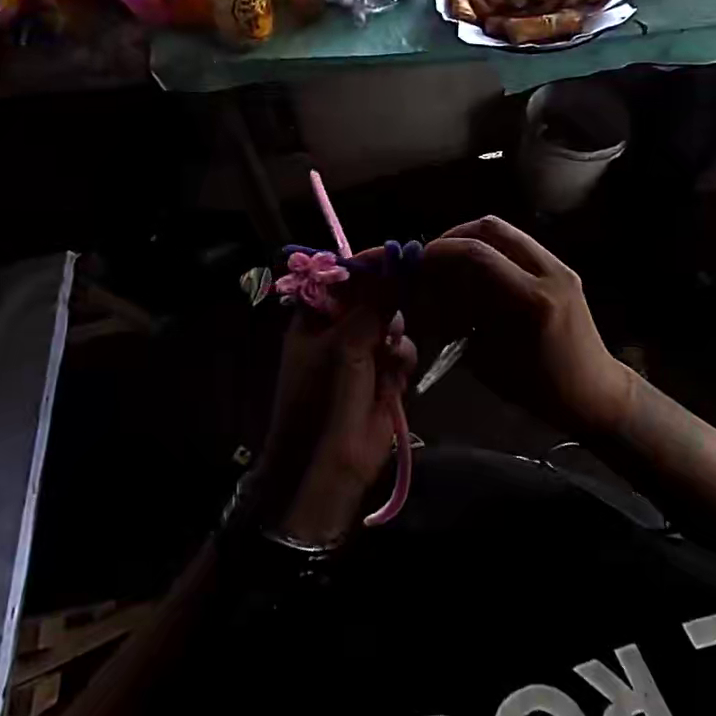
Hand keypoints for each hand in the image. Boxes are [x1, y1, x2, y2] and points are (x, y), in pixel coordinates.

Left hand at [252, 265, 415, 545]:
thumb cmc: (325, 397)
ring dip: (394, 337)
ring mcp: (361, 353)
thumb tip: (396, 265)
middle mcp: (337, 331)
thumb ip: (373, 305)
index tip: (395, 254)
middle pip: (372, 298)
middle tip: (398, 302)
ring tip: (386, 355)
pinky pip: (402, 351)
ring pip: (392, 324)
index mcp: (313, 318)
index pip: (341, 279)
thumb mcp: (346, 345)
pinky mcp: (384, 375)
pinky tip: (394, 378)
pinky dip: (401, 360)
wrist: (332, 462)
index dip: (366, 266)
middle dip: (386, 304)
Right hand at [415, 216, 638, 436]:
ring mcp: (560, 268)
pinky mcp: (562, 270)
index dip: (442, 251)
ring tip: (451, 265)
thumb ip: (456, 318)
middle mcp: (550, 273)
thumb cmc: (537, 388)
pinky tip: (477, 274)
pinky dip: (492, 251)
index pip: (478, 254)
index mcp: (532, 300)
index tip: (419, 262)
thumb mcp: (485, 358)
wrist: (594, 392)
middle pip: (492, 228)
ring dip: (473, 241)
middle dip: (455, 236)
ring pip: (506, 232)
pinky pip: (519, 246)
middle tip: (433, 257)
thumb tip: (427, 289)